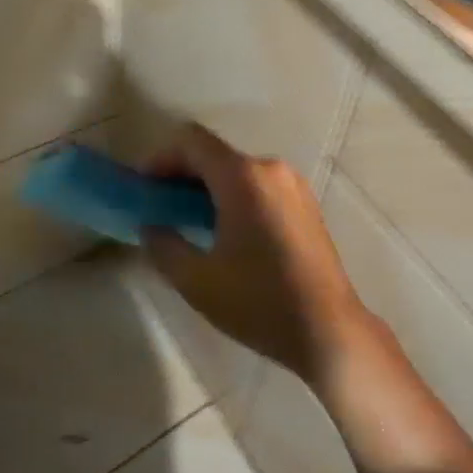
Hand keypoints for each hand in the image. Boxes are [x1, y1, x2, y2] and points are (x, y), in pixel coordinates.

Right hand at [139, 123, 370, 381]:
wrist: (328, 329)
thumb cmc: (259, 302)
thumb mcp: (197, 280)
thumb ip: (164, 245)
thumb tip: (152, 227)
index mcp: (243, 177)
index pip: (192, 142)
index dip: (160, 158)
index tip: (144, 190)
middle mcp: (271, 169)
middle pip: (216, 154)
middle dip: (183, 175)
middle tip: (160, 209)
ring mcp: (294, 184)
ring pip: (239, 170)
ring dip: (209, 187)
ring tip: (189, 224)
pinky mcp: (306, 203)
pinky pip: (260, 185)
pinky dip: (235, 196)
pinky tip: (226, 233)